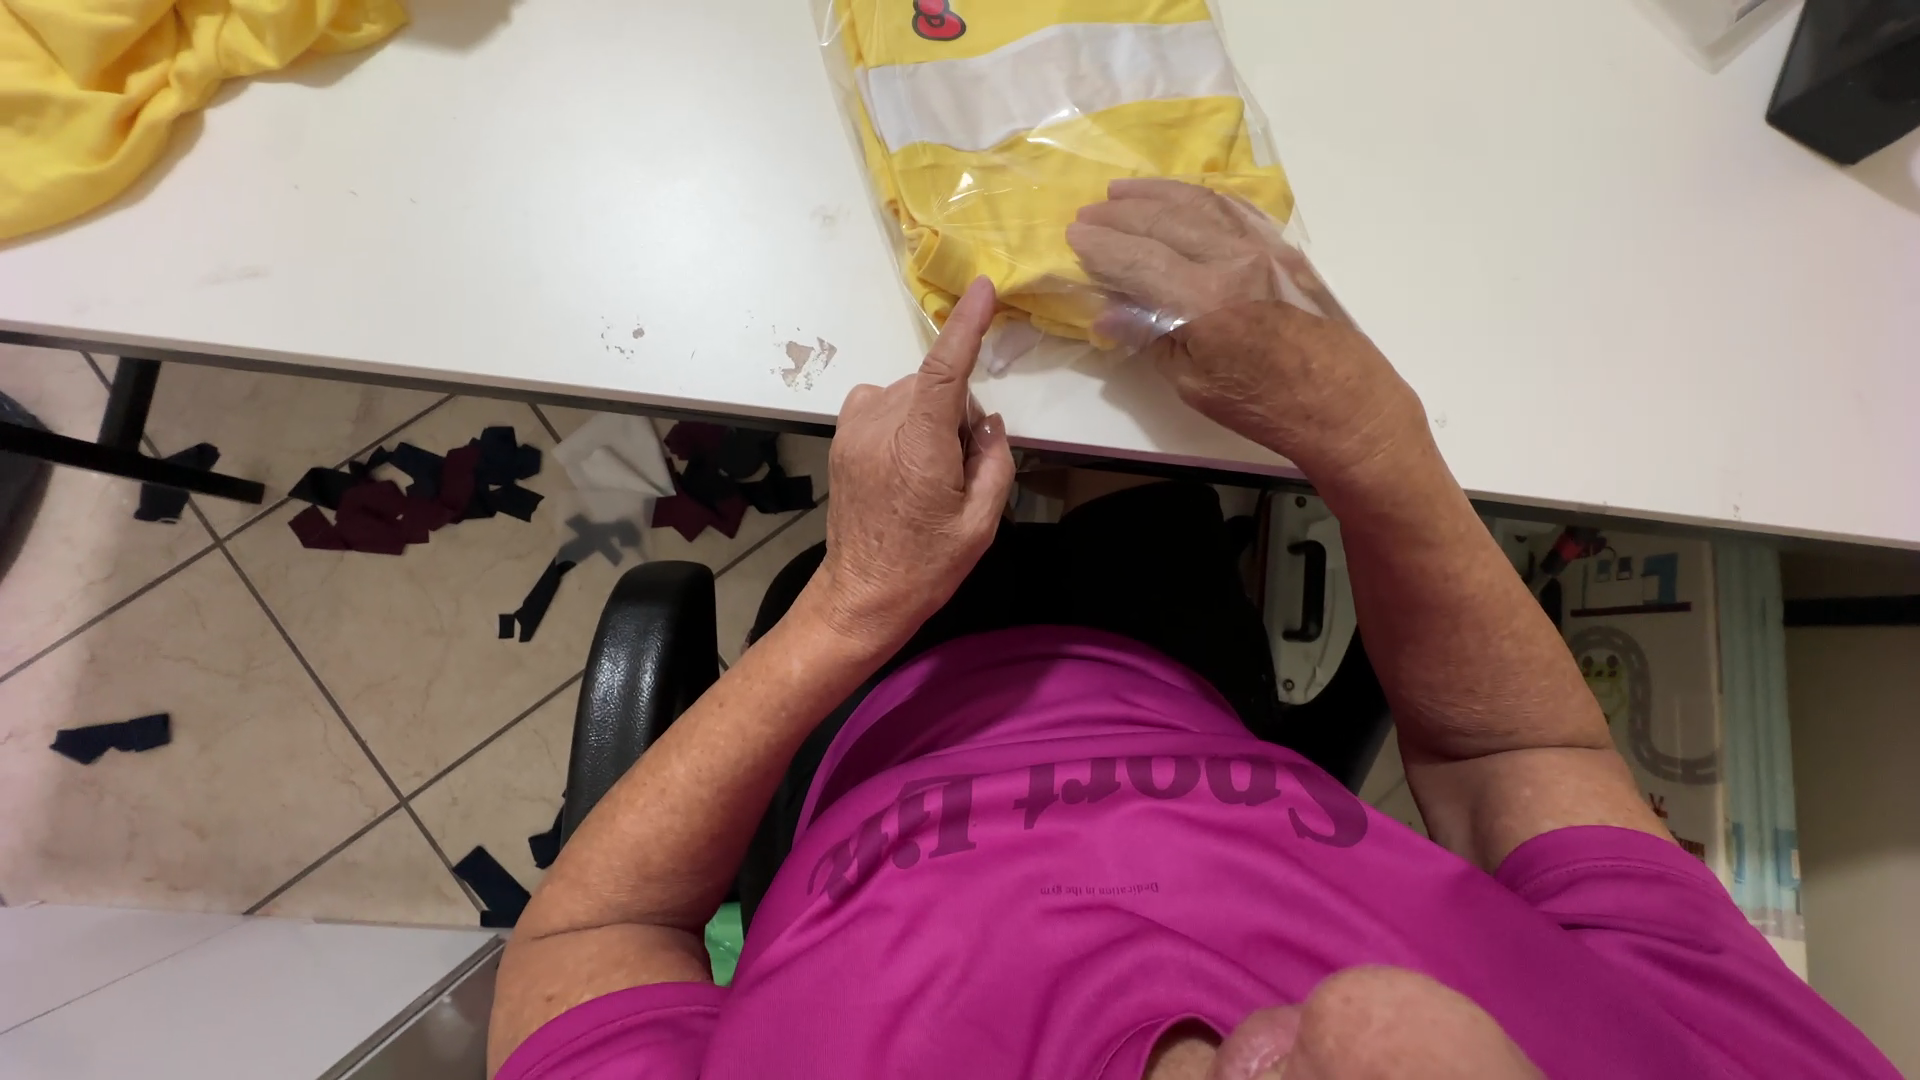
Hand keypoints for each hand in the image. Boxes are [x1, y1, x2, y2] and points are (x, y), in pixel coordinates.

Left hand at [805, 276, 1014, 651]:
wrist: (863, 593)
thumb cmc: (926, 565)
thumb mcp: (981, 522)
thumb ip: (994, 461)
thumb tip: (988, 422)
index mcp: (919, 445)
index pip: (946, 370)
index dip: (966, 326)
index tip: (983, 291)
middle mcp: (880, 425)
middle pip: (932, 384)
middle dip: (955, 410)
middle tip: (958, 466)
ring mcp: (854, 429)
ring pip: (909, 391)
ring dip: (929, 415)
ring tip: (928, 471)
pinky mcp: (842, 438)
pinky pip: (881, 401)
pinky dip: (902, 416)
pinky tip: (903, 458)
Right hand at [1067, 179, 1427, 487]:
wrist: (1342, 403)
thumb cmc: (1261, 406)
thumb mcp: (1193, 385)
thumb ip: (1151, 339)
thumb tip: (1109, 313)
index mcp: (1204, 301)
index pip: (1138, 261)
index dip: (1102, 247)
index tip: (1073, 236)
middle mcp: (1233, 260)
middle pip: (1165, 222)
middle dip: (1120, 215)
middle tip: (1088, 212)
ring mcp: (1263, 247)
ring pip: (1200, 205)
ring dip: (1156, 195)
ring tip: (1122, 192)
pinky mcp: (1283, 248)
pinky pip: (1235, 207)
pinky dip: (1200, 197)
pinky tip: (1180, 196)